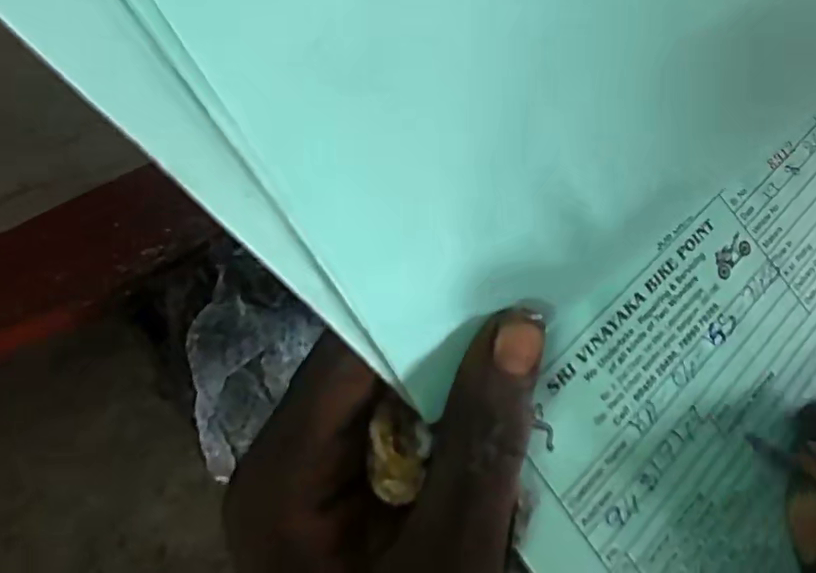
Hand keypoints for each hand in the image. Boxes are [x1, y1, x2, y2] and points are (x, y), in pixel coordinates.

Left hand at [223, 308, 545, 572]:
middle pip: (379, 366)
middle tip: (525, 295)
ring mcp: (334, 475)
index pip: (352, 354)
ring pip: (405, 391)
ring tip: (531, 327)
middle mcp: (299, 458)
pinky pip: (420, 425)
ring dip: (468, 371)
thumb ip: (482, 441)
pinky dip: (467, 410)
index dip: (421, 307)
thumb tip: (518, 324)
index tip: (490, 272)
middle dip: (455, 338)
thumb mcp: (449, 559)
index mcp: (283, 473)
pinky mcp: (370, 491)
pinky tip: (517, 391)